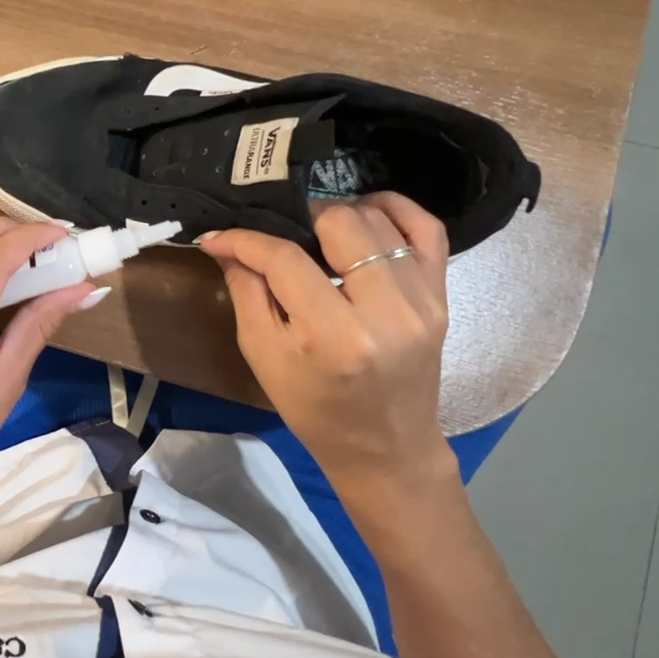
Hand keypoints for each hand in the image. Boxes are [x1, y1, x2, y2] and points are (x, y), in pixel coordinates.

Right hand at [198, 193, 456, 499]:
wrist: (384, 447)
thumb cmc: (314, 409)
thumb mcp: (263, 356)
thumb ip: (245, 291)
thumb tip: (224, 242)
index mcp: (335, 336)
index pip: (285, 259)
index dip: (245, 240)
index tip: (218, 236)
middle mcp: (387, 311)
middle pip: (338, 222)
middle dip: (298, 221)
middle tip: (279, 239)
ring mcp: (422, 300)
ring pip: (376, 219)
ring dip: (337, 217)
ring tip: (316, 236)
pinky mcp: (441, 295)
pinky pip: (426, 228)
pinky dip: (394, 209)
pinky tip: (365, 212)